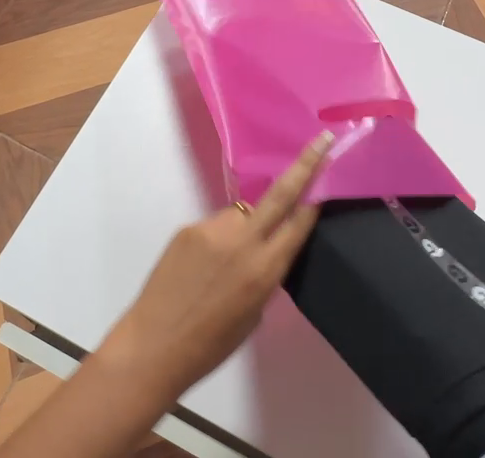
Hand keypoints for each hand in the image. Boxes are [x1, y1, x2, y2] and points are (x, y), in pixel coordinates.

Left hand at [98, 131, 334, 396]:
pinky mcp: (189, 227)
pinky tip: (204, 266)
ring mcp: (213, 229)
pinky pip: (216, 225)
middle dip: (306, 164)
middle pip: (282, 194)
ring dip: (247, 225)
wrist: (154, 345)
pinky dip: (219, 238)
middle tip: (322, 139)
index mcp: (265, 269)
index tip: (331, 169)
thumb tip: (265, 249)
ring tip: (228, 260)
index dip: (318, 196)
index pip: (299, 223)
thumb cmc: (211, 344)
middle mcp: (243, 241)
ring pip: (243, 214)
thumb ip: (265, 275)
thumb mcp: (254, 314)